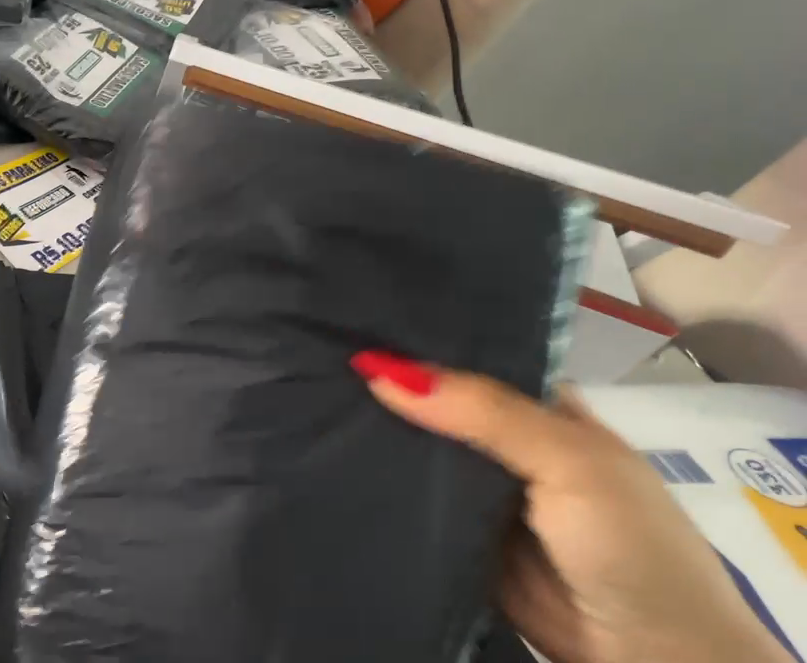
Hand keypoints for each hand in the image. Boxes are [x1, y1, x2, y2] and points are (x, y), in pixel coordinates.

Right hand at [353, 351, 792, 662]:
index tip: (350, 323)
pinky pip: (400, 494)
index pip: (468, 361)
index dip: (415, 344)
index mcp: (542, 412)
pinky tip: (323, 448)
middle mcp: (503, 444)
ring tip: (301, 393)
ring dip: (368, 431)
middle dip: (380, 386)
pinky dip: (369, 478)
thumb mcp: (571, 461)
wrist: (650, 657)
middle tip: (318, 358)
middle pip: (430, 403)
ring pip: (409, 448)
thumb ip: (485, 411)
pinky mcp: (448, 529)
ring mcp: (474, 490)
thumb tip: (377, 368)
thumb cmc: (631, 544)